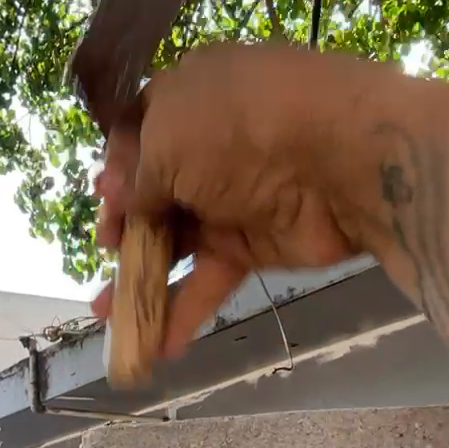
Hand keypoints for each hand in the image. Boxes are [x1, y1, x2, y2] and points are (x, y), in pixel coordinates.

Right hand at [91, 42, 391, 356]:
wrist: (342, 161)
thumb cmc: (242, 131)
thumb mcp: (167, 140)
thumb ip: (136, 179)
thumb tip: (121, 202)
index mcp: (187, 100)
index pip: (137, 136)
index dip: (117, 170)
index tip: (106, 199)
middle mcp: (206, 148)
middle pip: (152, 196)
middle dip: (123, 230)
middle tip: (109, 252)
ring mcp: (229, 199)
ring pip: (174, 245)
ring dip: (140, 282)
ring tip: (108, 317)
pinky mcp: (251, 245)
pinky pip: (209, 279)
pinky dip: (185, 313)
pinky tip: (159, 347)